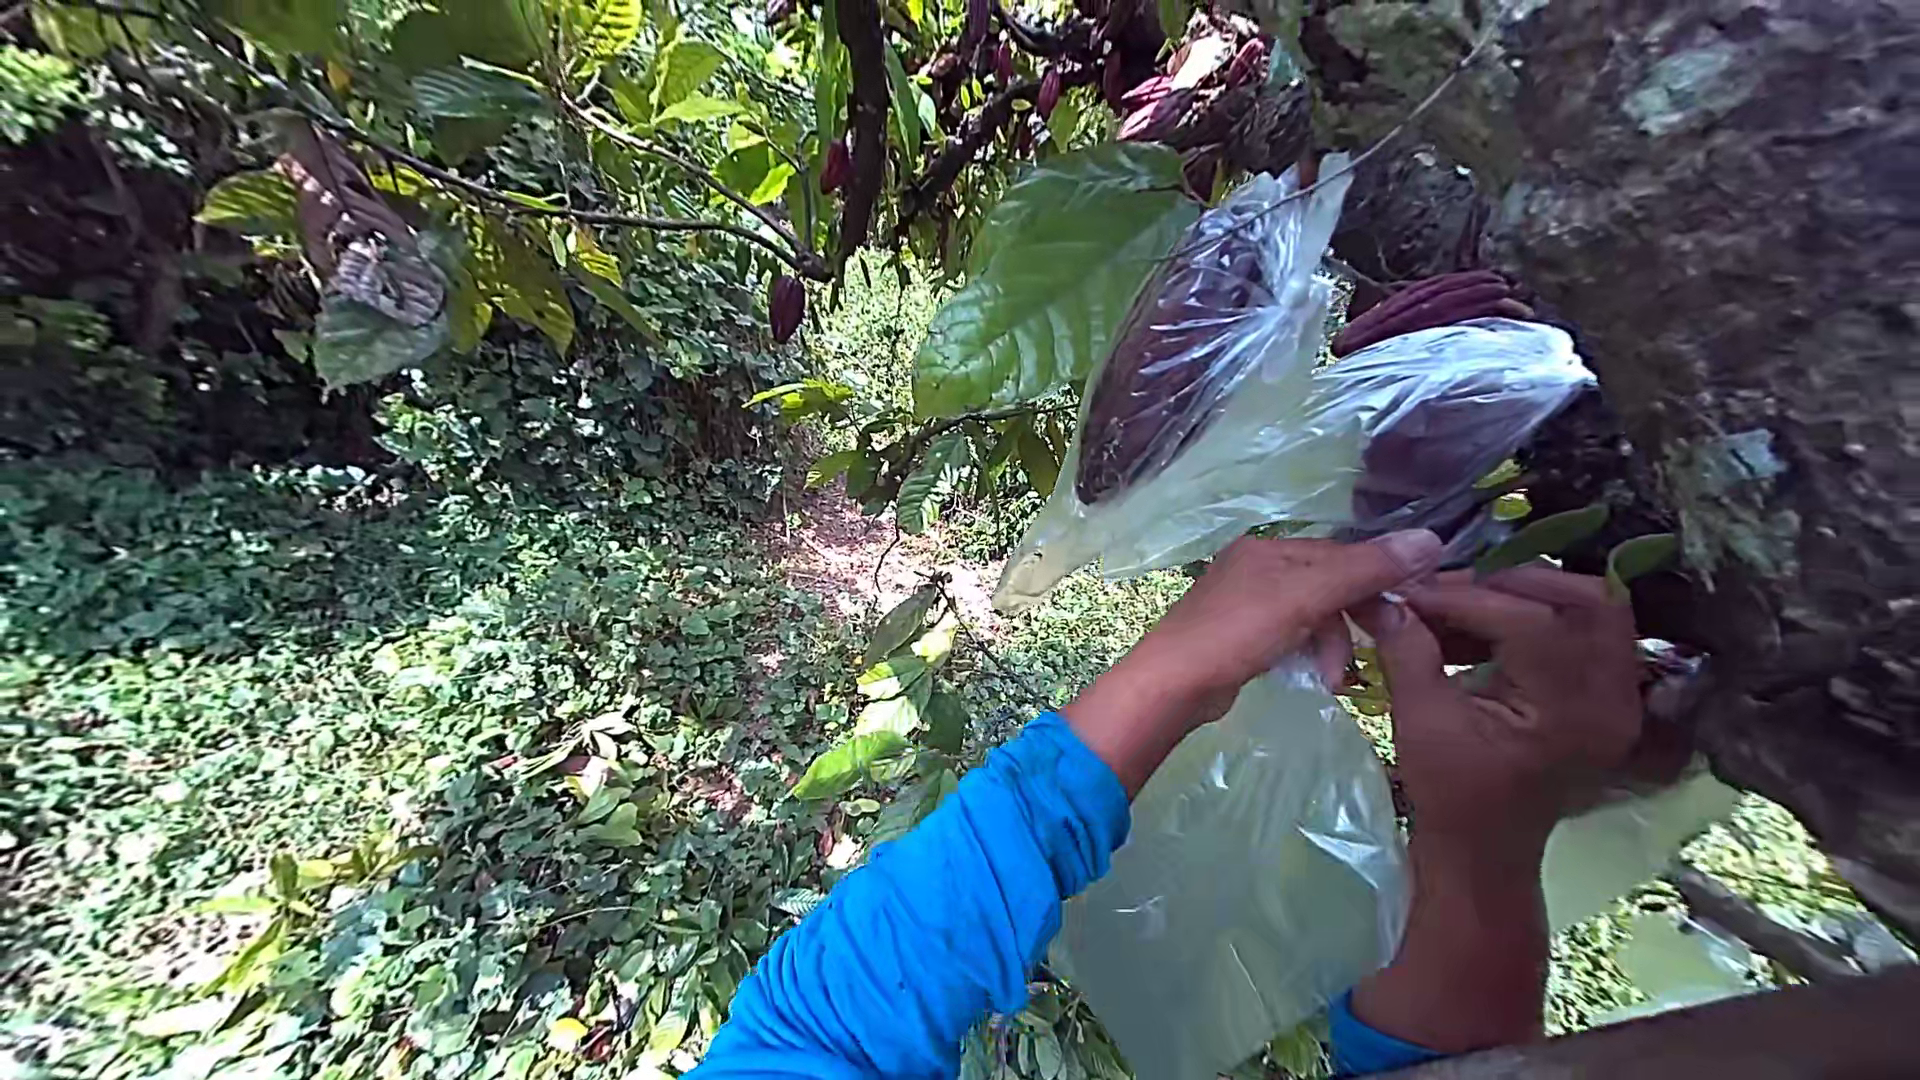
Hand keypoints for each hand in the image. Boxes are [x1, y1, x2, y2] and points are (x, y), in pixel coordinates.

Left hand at [1064, 530, 1442, 794]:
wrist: (1174, 682)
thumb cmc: (1237, 632)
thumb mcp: (1304, 598)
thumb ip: (1363, 570)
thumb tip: (1429, 538)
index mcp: (1266, 549)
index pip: (1340, 554)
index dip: (1378, 580)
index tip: (1409, 614)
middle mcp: (1254, 568)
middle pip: (1326, 586)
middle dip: (1350, 621)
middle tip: (1375, 649)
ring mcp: (1244, 603)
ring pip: (1311, 616)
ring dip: (1330, 646)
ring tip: (1330, 677)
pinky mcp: (1240, 635)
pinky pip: (1291, 636)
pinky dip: (1306, 654)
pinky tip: (1312, 676)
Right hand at [1349, 565, 1642, 1053]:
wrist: (1483, 843)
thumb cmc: (1449, 788)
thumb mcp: (1419, 716)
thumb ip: (1404, 648)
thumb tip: (1377, 596)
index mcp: (1572, 712)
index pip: (1529, 622)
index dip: (1462, 597)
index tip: (1405, 592)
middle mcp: (1613, 697)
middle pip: (1584, 600)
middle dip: (1506, 580)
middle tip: (1441, 588)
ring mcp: (1616, 695)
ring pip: (1588, 608)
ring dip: (1515, 593)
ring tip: (1450, 604)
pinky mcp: (1599, 693)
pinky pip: (1575, 629)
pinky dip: (1521, 614)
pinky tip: (1468, 628)